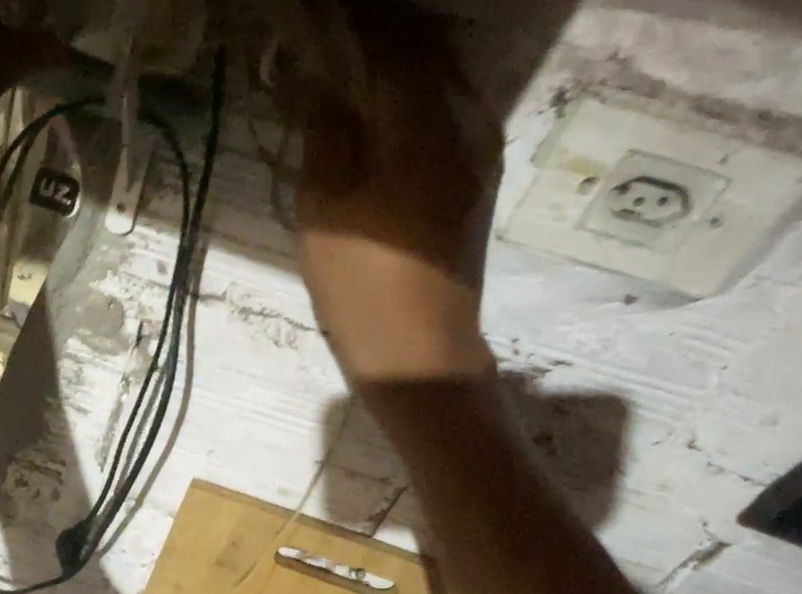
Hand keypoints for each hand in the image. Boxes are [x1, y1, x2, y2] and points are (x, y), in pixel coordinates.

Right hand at [295, 6, 500, 381]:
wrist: (419, 351)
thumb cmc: (362, 285)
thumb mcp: (324, 211)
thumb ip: (325, 137)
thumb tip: (323, 86)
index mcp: (420, 126)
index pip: (391, 45)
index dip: (355, 23)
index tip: (321, 14)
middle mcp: (464, 125)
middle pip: (427, 55)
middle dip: (382, 38)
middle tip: (335, 41)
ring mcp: (480, 154)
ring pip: (444, 83)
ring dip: (403, 67)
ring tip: (358, 70)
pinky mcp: (479, 181)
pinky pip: (452, 114)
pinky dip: (419, 99)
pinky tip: (389, 115)